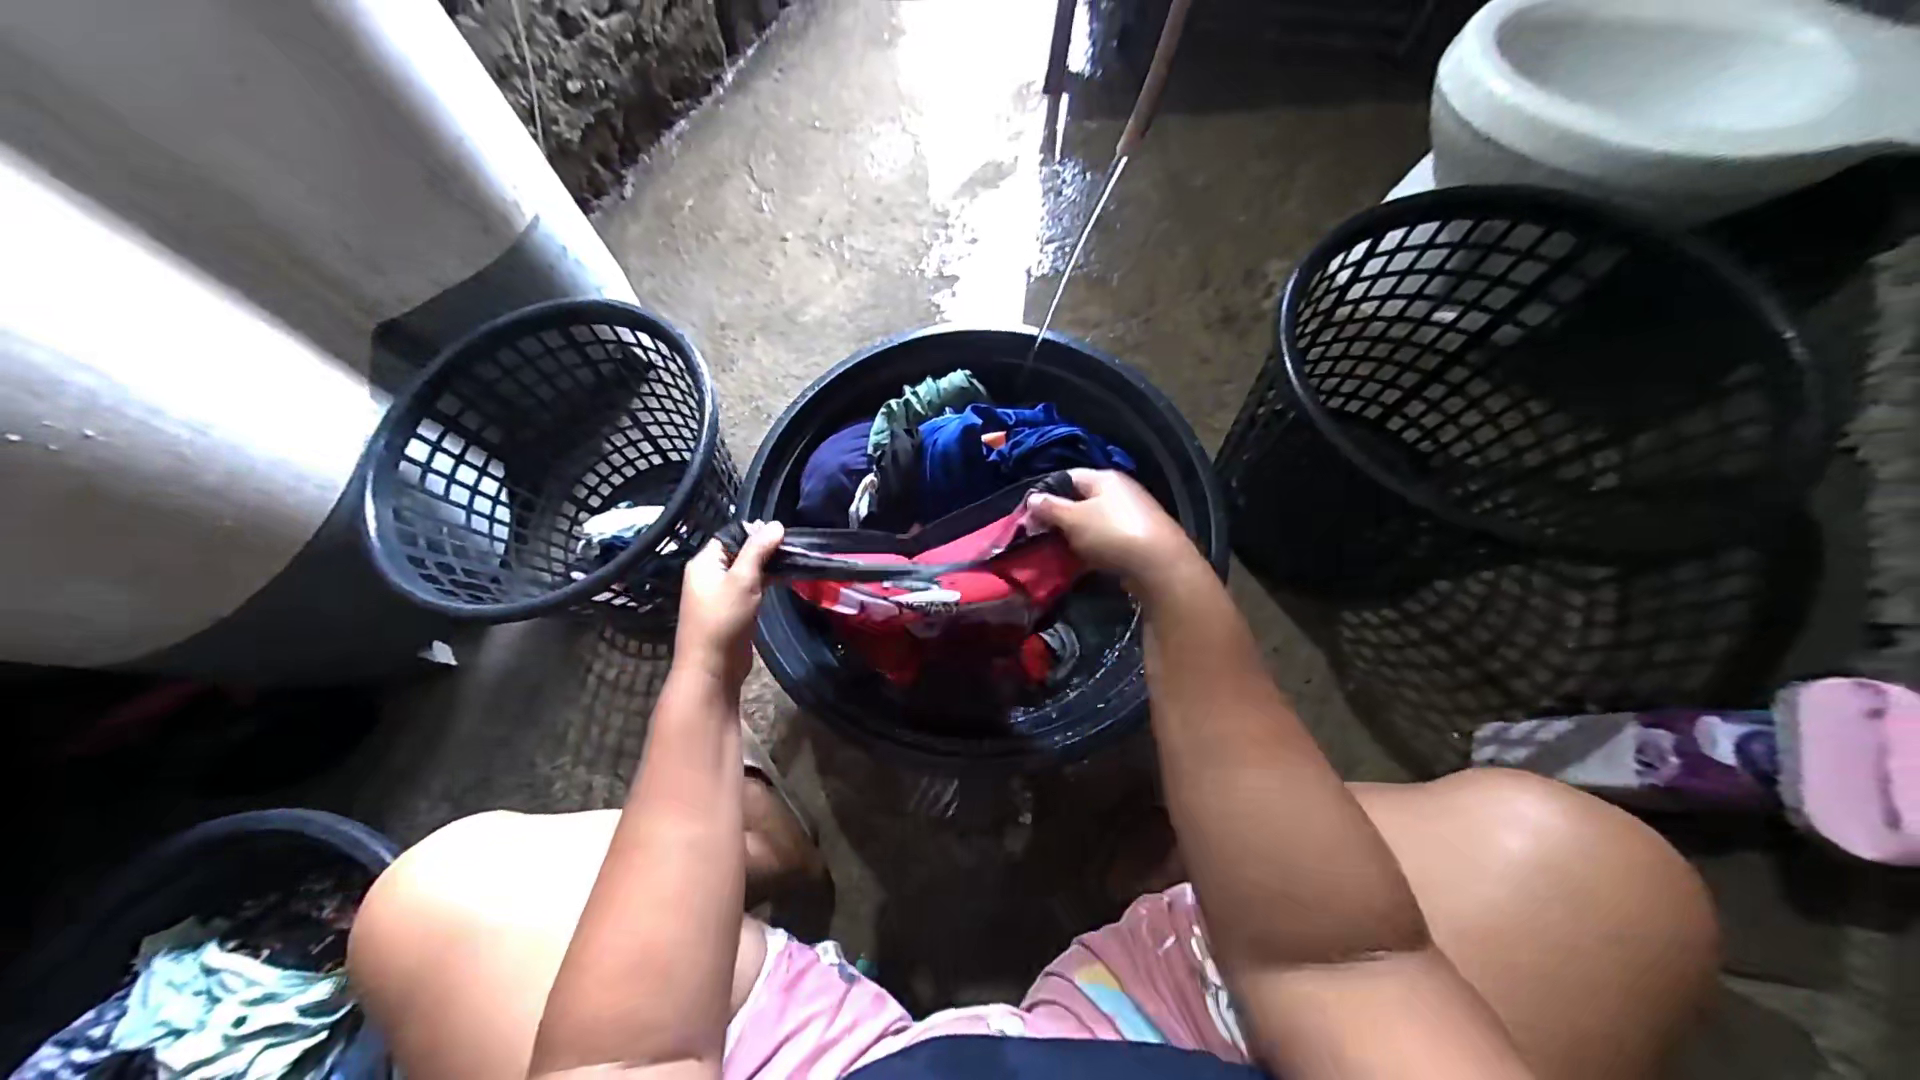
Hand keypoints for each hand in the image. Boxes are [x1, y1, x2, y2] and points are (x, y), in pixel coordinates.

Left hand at [673, 520, 784, 687]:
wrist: (713, 667)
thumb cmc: (723, 619)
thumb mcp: (743, 580)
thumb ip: (758, 550)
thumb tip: (776, 524)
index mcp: (705, 562)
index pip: (731, 535)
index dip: (755, 532)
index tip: (782, 533)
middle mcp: (710, 574)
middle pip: (740, 552)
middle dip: (765, 549)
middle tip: (793, 547)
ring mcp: (722, 593)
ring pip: (748, 571)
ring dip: (768, 566)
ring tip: (794, 561)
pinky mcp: (734, 609)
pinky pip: (751, 588)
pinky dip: (766, 582)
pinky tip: (785, 579)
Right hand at [1025, 469, 1201, 597]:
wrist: (1160, 565)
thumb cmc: (1112, 533)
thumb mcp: (1073, 519)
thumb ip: (1050, 508)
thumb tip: (1032, 498)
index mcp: (1104, 478)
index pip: (1067, 476)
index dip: (1046, 492)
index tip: (1030, 513)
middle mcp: (1120, 491)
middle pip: (1081, 501)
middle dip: (1060, 518)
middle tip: (1040, 535)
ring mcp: (1131, 516)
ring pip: (1093, 523)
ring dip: (1075, 537)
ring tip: (1057, 552)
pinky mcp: (1138, 539)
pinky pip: (1106, 540)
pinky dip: (1092, 549)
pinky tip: (1081, 563)